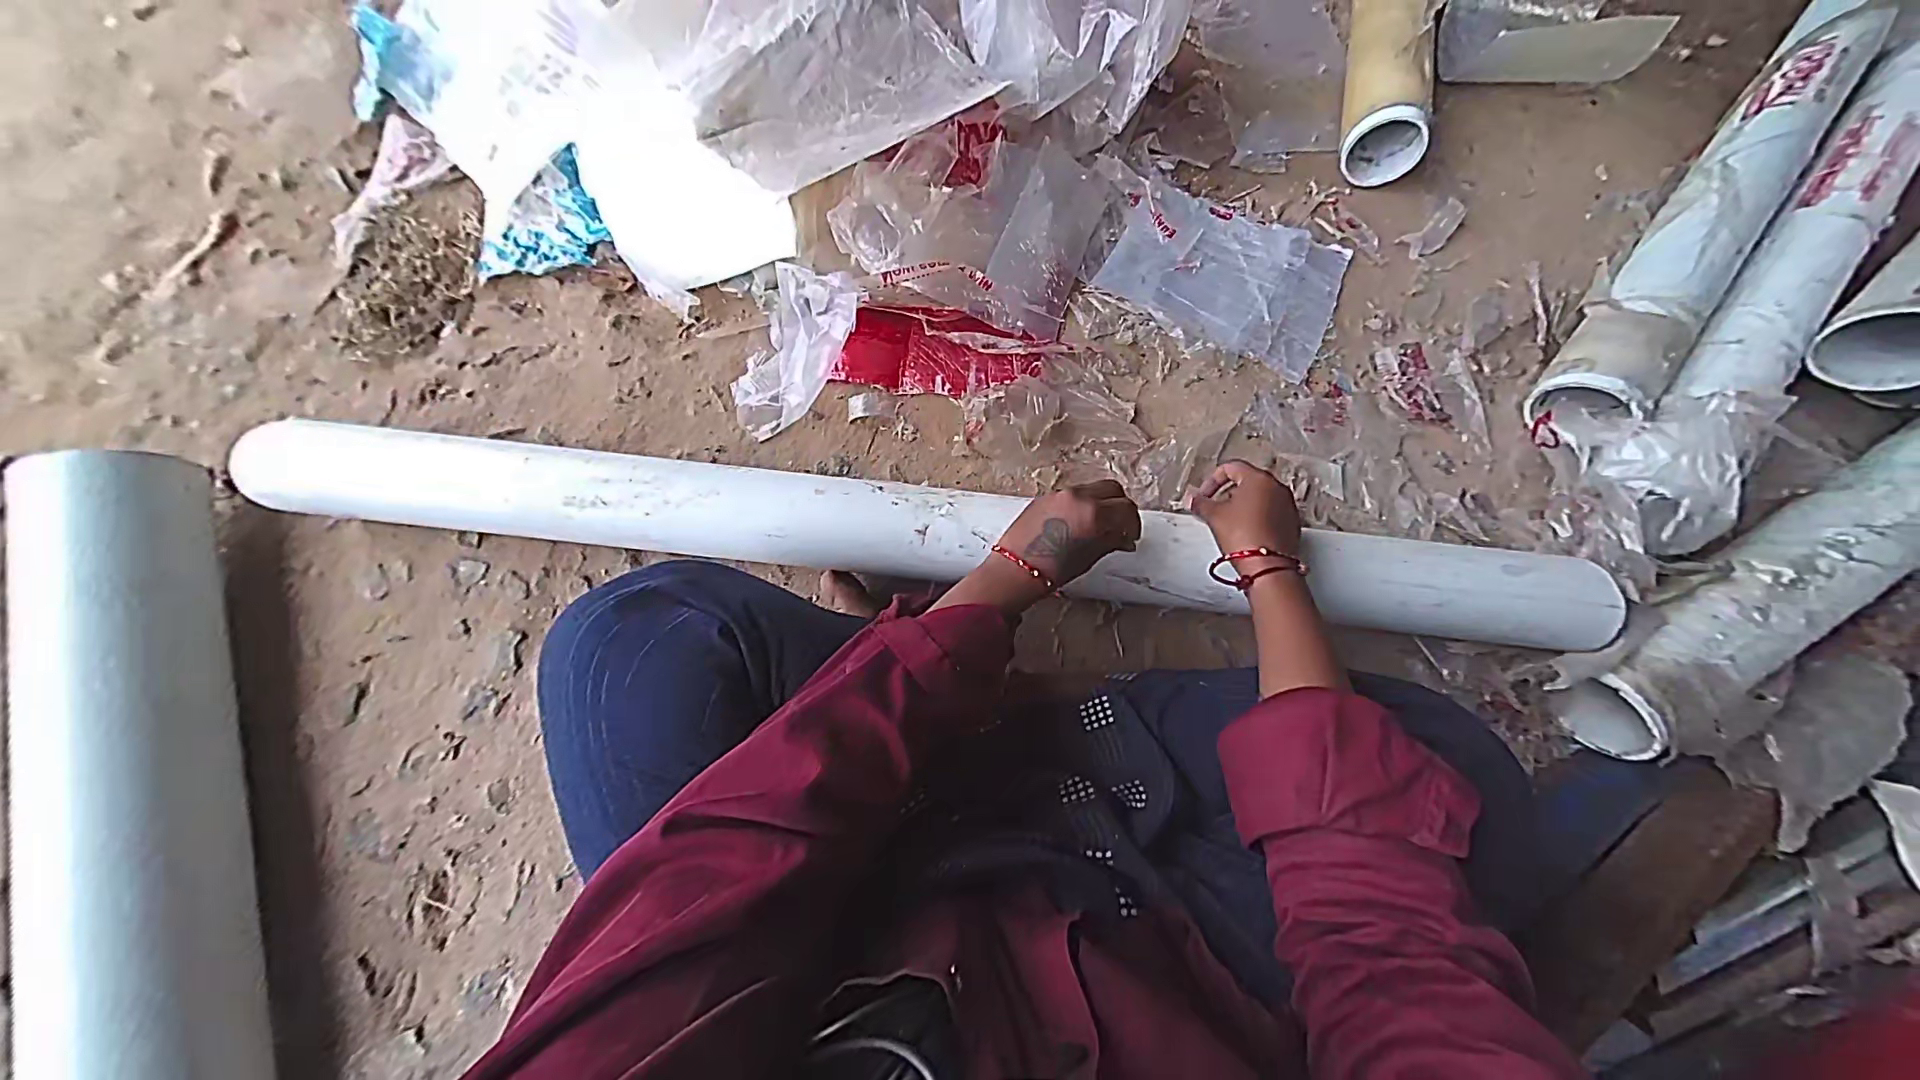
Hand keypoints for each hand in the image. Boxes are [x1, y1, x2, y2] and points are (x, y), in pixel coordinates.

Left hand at [998, 479, 1141, 584]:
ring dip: (1101, 503)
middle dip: (1120, 506)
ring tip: (1098, 526)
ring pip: (1091, 489)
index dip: (1133, 523)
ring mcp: (1059, 494)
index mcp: (1094, 513)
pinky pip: (1072, 495)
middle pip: (1112, 490)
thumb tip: (1122, 538)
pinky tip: (1078, 523)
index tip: (1131, 535)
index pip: (1126, 508)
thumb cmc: (1049, 570)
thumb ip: (1110, 541)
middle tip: (1120, 526)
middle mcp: (1077, 497)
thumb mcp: (1089, 557)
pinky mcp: (1044, 497)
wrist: (1015, 570)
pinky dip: (1082, 504)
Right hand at [1189, 461, 1301, 558]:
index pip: (1231, 468)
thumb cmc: (1245, 536)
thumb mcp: (1214, 516)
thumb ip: (1201, 502)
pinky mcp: (1291, 521)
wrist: (1267, 565)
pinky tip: (1244, 531)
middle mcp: (1276, 487)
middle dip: (1226, 493)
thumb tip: (1194, 499)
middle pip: (1246, 481)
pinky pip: (1270, 511)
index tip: (1204, 495)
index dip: (1212, 481)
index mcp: (1258, 478)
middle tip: (1214, 507)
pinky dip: (1255, 516)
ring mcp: (1286, 504)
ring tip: (1228, 521)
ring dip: (1241, 505)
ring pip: (1259, 496)